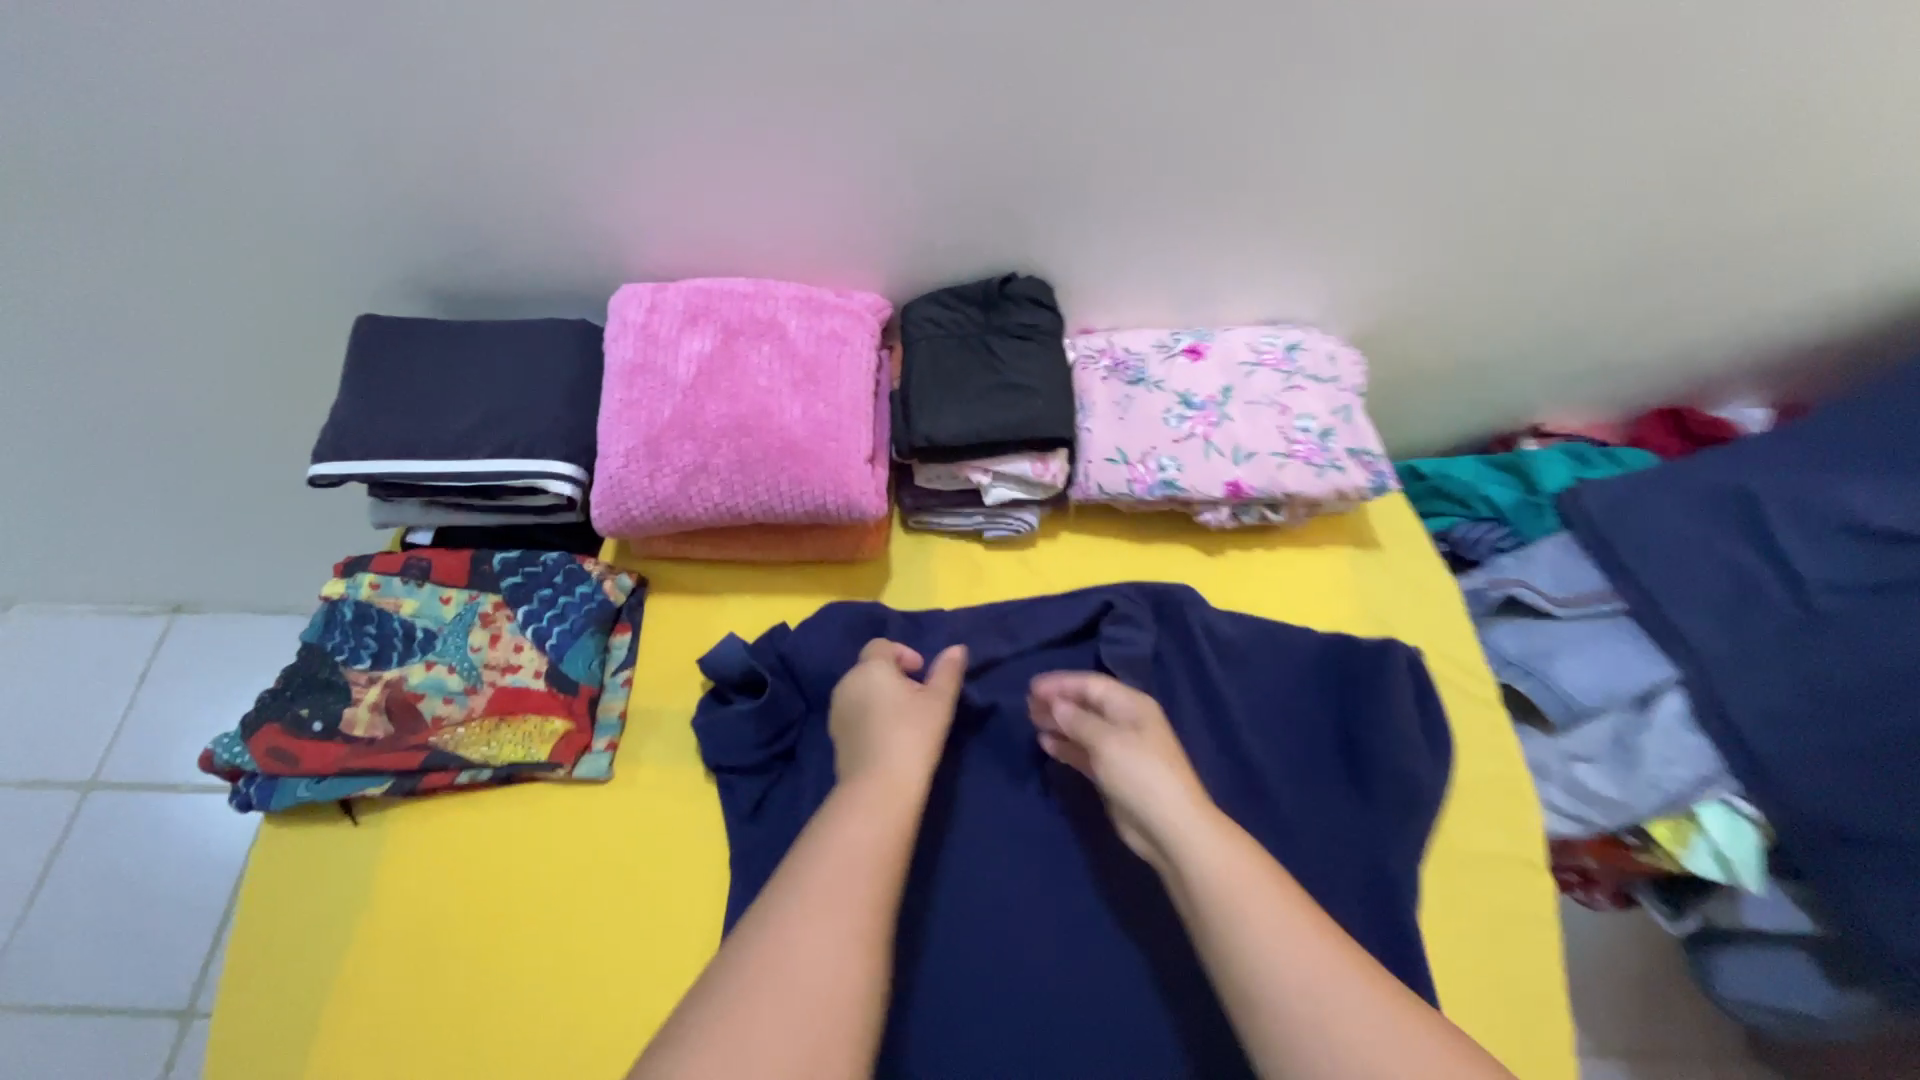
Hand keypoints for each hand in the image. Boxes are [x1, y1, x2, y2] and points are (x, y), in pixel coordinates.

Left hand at [829, 639, 968, 797]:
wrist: (879, 787)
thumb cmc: (913, 735)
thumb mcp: (940, 701)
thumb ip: (948, 671)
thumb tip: (957, 648)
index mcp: (870, 668)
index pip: (881, 645)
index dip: (903, 653)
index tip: (921, 673)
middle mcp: (846, 683)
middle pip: (870, 668)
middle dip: (894, 676)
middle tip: (918, 699)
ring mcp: (837, 711)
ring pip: (861, 692)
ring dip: (881, 697)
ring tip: (904, 720)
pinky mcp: (835, 736)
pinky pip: (854, 715)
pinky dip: (869, 717)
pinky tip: (888, 739)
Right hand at [1028, 672, 1215, 870]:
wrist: (1169, 826)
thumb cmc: (1140, 774)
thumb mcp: (1107, 741)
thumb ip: (1078, 720)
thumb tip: (1055, 704)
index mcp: (1131, 705)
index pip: (1091, 684)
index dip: (1061, 683)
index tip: (1031, 687)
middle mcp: (1124, 722)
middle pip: (1086, 705)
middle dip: (1058, 702)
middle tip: (1027, 704)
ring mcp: (1118, 748)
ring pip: (1082, 728)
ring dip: (1059, 723)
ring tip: (1031, 720)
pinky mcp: (1111, 773)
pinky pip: (1084, 752)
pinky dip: (1066, 746)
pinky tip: (1045, 743)